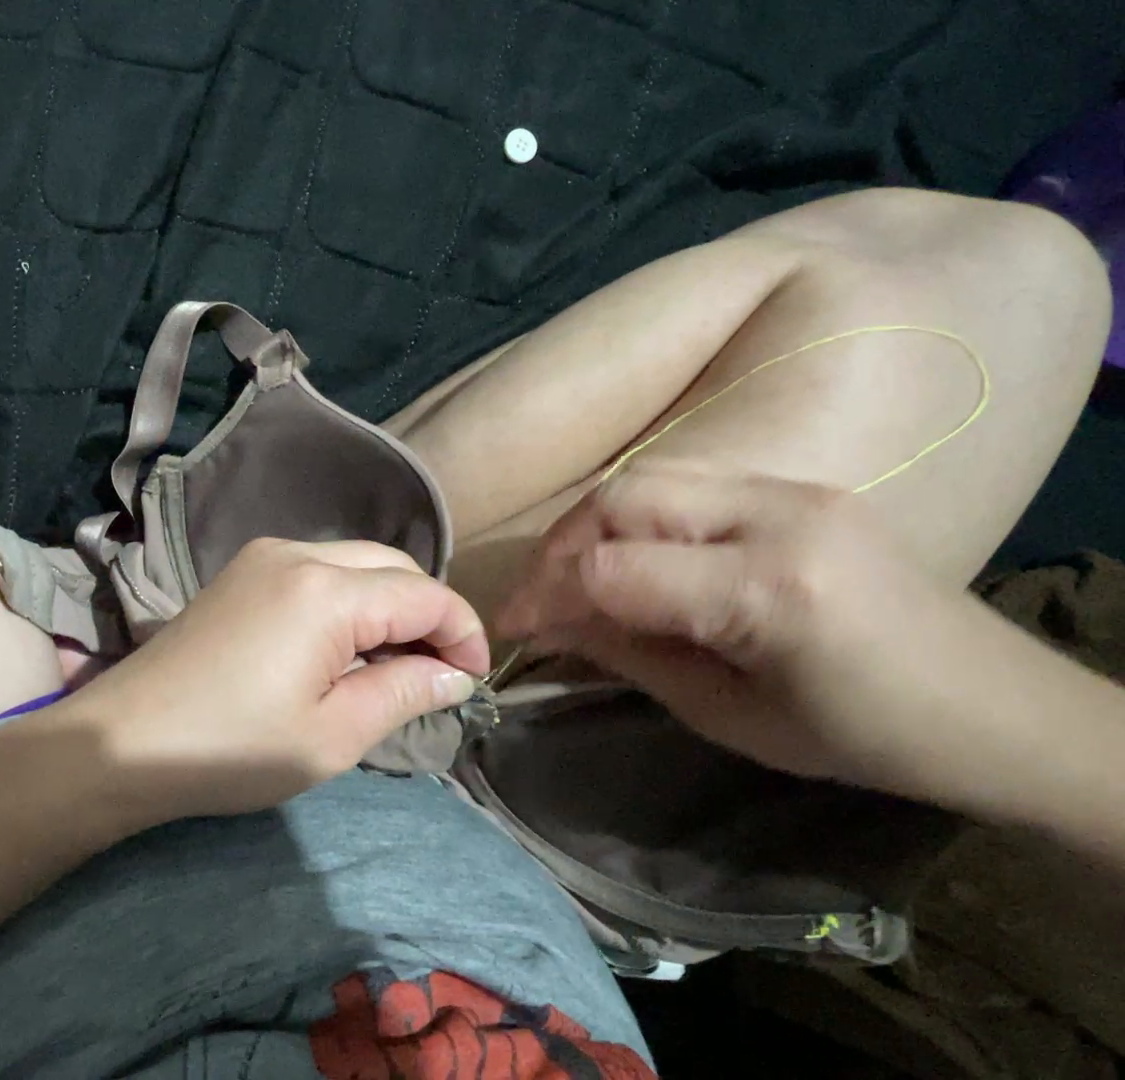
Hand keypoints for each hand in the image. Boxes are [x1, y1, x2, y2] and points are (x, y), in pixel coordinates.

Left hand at [56, 538, 490, 822]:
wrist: (121, 741)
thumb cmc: (230, 749)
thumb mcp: (332, 735)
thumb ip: (402, 692)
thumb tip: (451, 673)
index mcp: (325, 590)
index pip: (424, 593)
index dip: (463, 633)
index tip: (473, 681)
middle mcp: (294, 553)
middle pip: (390, 566)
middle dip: (427, 613)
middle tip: (438, 675)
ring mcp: (259, 558)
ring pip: (352, 563)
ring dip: (386, 604)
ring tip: (394, 666)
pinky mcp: (236, 575)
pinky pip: (313, 572)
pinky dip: (344, 601)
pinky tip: (342, 648)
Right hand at [493, 463, 1004, 798]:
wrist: (1000, 712)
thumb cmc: (862, 738)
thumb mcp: (725, 715)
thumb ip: (627, 654)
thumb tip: (547, 624)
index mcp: (769, 589)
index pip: (610, 568)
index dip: (544, 596)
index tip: (514, 629)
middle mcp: (780, 515)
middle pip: (620, 498)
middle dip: (558, 548)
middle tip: (539, 598)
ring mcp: (796, 490)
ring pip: (648, 476)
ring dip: (593, 524)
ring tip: (575, 575)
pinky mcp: (802, 488)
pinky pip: (689, 483)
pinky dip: (638, 516)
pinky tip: (633, 556)